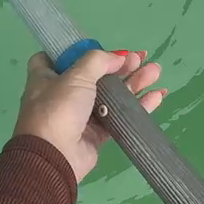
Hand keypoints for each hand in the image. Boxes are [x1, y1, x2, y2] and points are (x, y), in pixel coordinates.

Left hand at [13, 49, 165, 182]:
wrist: (54, 156)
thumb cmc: (58, 109)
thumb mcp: (75, 77)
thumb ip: (97, 62)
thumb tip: (118, 57)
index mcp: (46, 78)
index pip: (57, 58)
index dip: (76, 50)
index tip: (97, 47)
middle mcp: (61, 95)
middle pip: (93, 75)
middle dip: (118, 66)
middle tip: (142, 58)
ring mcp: (78, 116)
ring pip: (109, 95)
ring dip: (132, 83)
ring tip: (155, 72)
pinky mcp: (94, 134)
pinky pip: (118, 116)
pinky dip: (136, 106)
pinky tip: (157, 96)